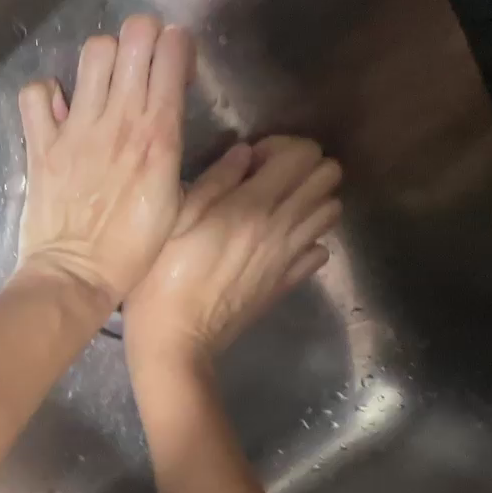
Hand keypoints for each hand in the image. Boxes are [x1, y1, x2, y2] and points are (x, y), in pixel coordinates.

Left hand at [14, 16, 194, 307]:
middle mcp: (119, 121)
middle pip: (134, 37)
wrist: (75, 279)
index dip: (173, 51)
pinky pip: (36, 95)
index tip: (169, 74)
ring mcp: (77, 132)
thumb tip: (167, 123)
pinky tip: (54, 113)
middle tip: (134, 72)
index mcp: (159, 133)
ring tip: (97, 90)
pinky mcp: (42, 148)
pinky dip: (43, 96)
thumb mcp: (175, 202)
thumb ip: (171, 152)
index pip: (174, 49)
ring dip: (98, 62)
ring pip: (92, 53)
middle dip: (139, 43)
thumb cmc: (130, 253)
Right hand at [123, 136, 342, 382]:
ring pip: (332, 208)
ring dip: (309, 202)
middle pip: (329, 174)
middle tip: (266, 185)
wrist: (175, 343)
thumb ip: (212, 182)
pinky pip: (320, 249)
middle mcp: (282, 225)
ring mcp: (290, 256)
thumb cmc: (159, 283)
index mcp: (251, 206)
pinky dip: (306, 240)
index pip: (303, 152)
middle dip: (301, 170)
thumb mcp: (171, 223)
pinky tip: (276, 247)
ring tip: (274, 213)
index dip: (278, 149)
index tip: (248, 167)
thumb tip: (243, 155)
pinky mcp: (289, 282)